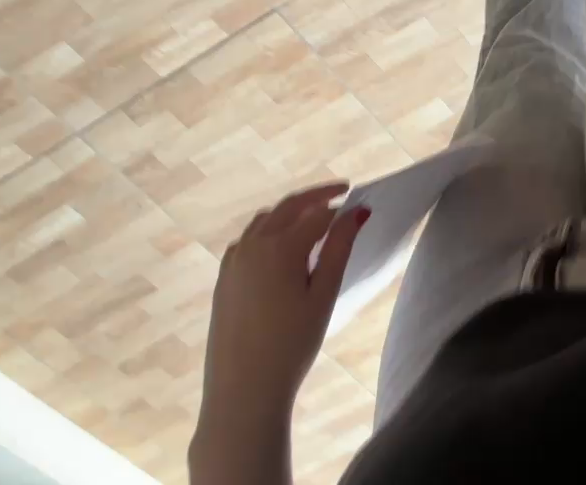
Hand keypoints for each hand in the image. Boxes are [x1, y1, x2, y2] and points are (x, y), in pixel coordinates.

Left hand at [191, 184, 366, 472]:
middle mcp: (251, 246)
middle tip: (342, 192)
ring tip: (315, 217)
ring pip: (265, 220)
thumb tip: (357, 211)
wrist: (243, 393)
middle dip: (316, 196)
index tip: (362, 207)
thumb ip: (339, 248)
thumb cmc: (292, 344)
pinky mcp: (223, 279)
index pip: (318, 214)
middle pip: (288, 207)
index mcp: (279, 247)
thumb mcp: (323, 294)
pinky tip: (282, 246)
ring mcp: (232, 262)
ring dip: (291, 212)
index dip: (342, 208)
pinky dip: (269, 230)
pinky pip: (248, 240)